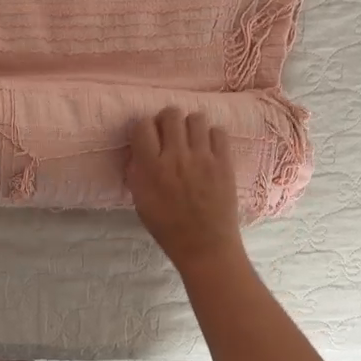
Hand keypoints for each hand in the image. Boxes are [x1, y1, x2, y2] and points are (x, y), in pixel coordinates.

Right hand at [127, 108, 245, 271]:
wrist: (205, 245)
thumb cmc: (168, 227)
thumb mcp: (140, 202)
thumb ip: (135, 173)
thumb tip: (136, 150)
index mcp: (151, 168)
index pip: (143, 126)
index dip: (144, 128)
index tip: (147, 137)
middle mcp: (176, 157)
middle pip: (171, 114)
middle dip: (167, 121)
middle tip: (169, 134)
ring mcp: (203, 158)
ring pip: (196, 118)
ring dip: (190, 126)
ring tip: (191, 140)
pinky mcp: (224, 162)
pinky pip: (218, 131)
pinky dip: (211, 136)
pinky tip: (207, 149)